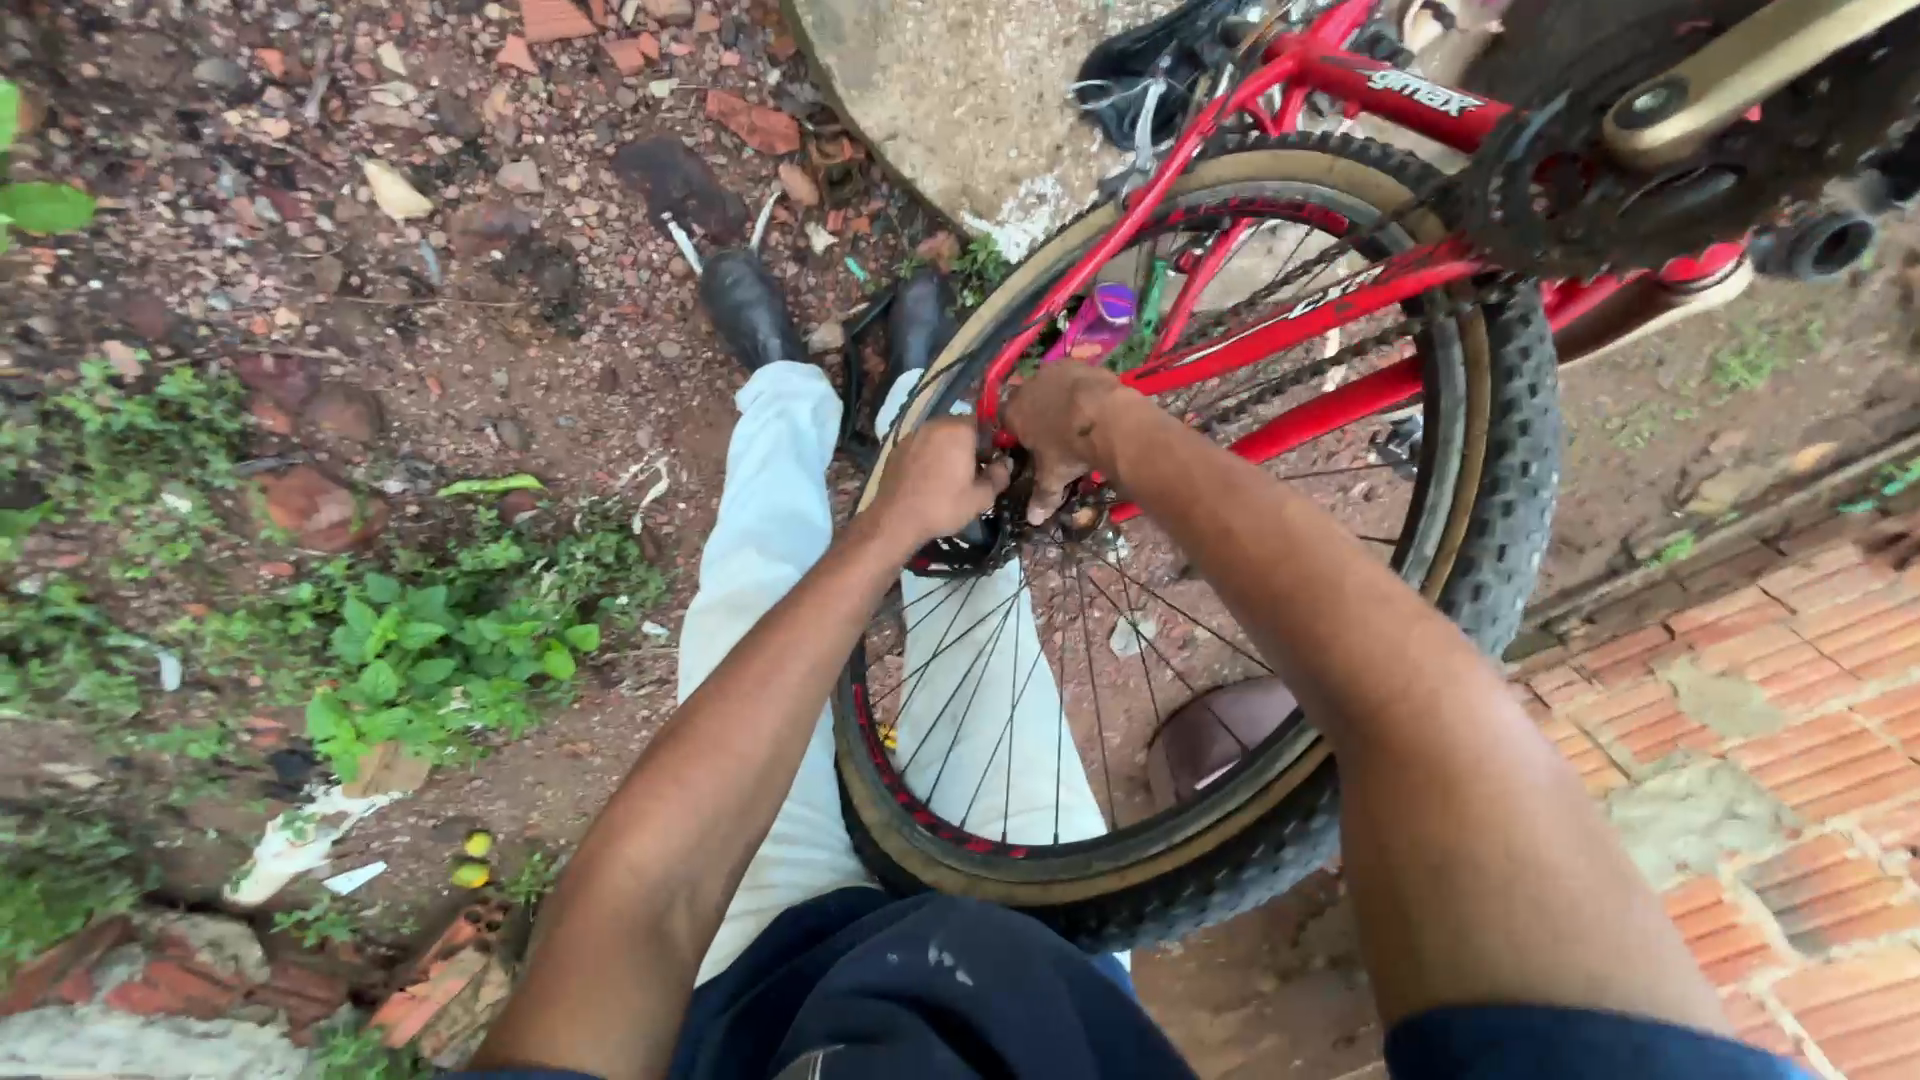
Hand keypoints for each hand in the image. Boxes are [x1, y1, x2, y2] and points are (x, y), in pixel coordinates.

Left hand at [871, 416, 1010, 543]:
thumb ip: (998, 476)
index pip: (984, 423)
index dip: (991, 441)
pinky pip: (921, 445)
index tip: (992, 461)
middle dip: (969, 444)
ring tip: (950, 475)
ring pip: (939, 436)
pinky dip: (929, 455)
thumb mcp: (980, 498)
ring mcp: (913, 434)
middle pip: (960, 427)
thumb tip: (1005, 464)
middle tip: (973, 470)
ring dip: (948, 449)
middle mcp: (935, 424)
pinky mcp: (897, 448)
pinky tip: (928, 477)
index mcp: (958, 430)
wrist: (895, 519)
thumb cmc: (943, 506)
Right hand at [1000, 363, 1128, 524]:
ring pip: (1049, 386)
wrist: (1104, 417)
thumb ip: (1042, 496)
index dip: (1016, 432)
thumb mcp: (1053, 476)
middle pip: (1026, 400)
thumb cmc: (1069, 449)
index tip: (1030, 443)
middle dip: (1037, 413)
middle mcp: (1027, 387)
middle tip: (1055, 432)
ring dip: (1058, 398)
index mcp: (1013, 414)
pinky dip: (1079, 389)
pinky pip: (1073, 377)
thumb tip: (1033, 521)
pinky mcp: (1077, 364)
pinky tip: (1092, 405)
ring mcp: (1052, 371)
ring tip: (1077, 418)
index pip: (1004, 420)